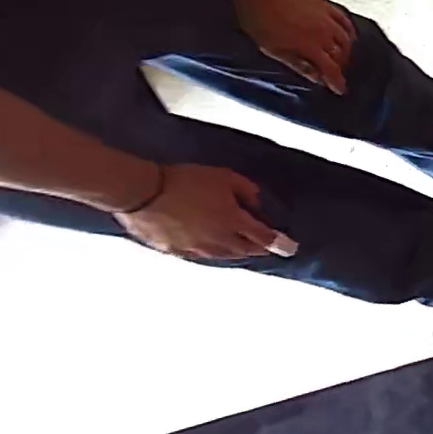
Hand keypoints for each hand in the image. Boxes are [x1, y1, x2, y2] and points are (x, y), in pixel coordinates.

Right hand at [114, 163, 297, 259]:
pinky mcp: (174, 251)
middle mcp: (218, 240)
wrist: (142, 191)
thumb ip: (247, 191)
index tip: (291, 248)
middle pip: (245, 250)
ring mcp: (195, 248)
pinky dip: (214, 252)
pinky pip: (201, 256)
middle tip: (267, 247)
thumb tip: (257, 204)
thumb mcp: (225, 177)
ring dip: (238, 253)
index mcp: (233, 222)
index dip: (279, 243)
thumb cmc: (186, 180)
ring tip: (245, 248)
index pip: (263, 238)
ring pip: (224, 256)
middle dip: (259, 249)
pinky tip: (214, 248)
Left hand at [228, 0, 357, 93]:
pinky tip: (349, 34)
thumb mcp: (272, 48)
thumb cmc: (258, 18)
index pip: (331, 69)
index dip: (337, 82)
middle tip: (336, 73)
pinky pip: (345, 20)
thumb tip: (314, 77)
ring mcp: (326, 18)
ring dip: (347, 51)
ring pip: (347, 39)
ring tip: (342, 56)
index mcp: (310, 46)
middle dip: (341, 67)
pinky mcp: (325, 5)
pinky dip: (350, 30)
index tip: (340, 89)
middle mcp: (324, 33)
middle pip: (341, 55)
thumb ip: (297, 64)